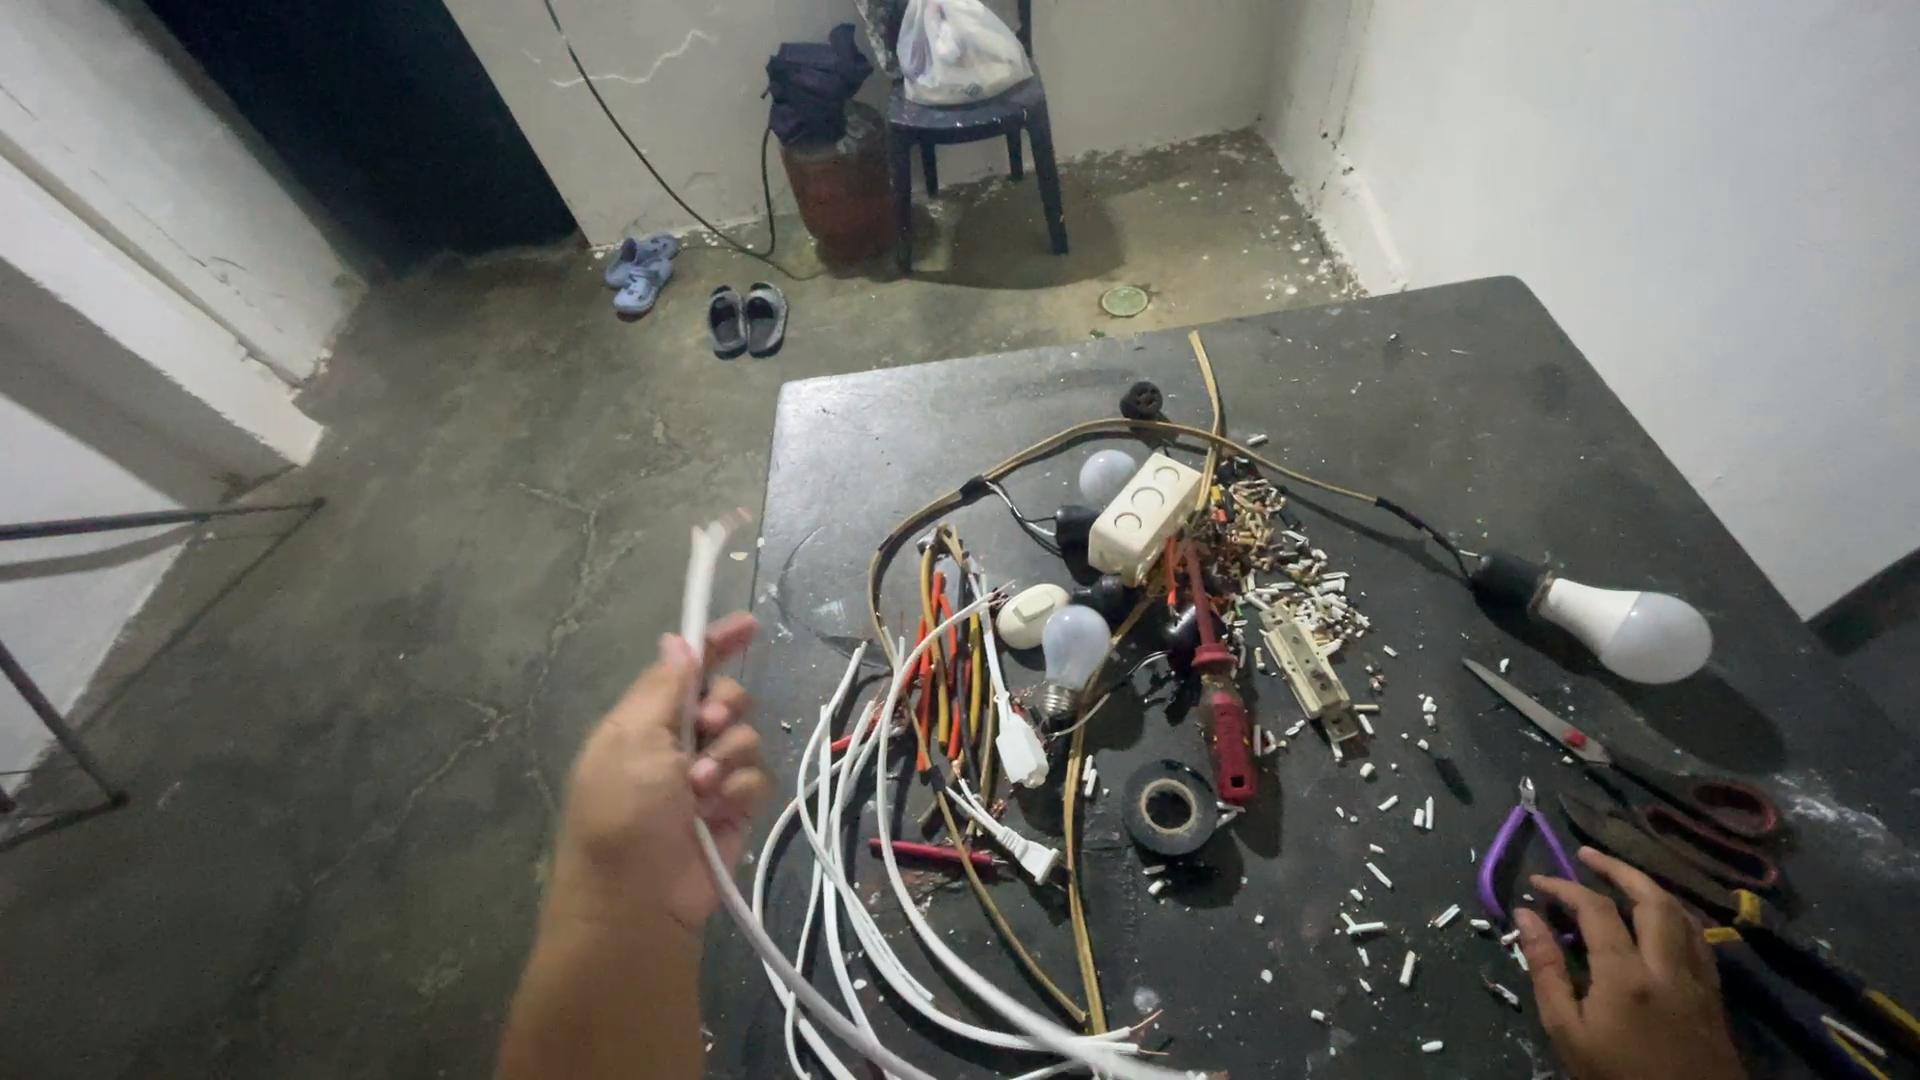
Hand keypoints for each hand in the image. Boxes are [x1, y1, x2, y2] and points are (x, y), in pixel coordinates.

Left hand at [550, 612, 767, 934]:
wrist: (637, 901)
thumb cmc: (623, 812)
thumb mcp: (634, 739)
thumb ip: (664, 687)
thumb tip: (677, 640)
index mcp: (646, 720)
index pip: (688, 668)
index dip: (718, 643)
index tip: (750, 624)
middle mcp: (680, 742)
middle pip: (727, 698)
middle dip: (725, 708)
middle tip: (709, 727)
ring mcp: (710, 775)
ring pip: (748, 737)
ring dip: (729, 759)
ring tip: (702, 790)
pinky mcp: (734, 805)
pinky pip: (758, 777)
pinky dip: (741, 790)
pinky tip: (719, 812)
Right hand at [1517, 846, 1745, 1079]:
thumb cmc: (1616, 1077)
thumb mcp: (1566, 1029)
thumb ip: (1545, 967)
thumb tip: (1525, 914)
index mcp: (1628, 976)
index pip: (1596, 909)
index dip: (1564, 886)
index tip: (1537, 882)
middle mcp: (1670, 970)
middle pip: (1655, 901)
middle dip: (1619, 869)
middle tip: (1586, 855)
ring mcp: (1701, 985)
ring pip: (1687, 919)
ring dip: (1652, 890)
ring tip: (1622, 879)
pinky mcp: (1715, 1002)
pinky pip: (1701, 944)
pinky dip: (1676, 918)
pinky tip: (1657, 922)